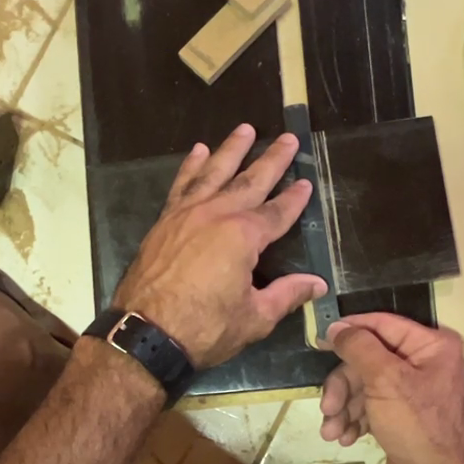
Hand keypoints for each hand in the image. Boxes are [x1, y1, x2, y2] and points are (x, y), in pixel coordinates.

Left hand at [114, 124, 327, 367]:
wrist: (145, 335)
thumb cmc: (205, 328)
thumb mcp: (255, 318)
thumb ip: (286, 295)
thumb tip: (318, 283)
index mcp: (243, 236)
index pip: (277, 213)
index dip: (295, 199)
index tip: (307, 183)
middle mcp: (216, 215)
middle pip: (250, 181)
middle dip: (272, 160)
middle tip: (288, 138)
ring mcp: (187, 214)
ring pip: (214, 173)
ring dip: (231, 150)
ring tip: (245, 129)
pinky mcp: (165, 221)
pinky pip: (181, 185)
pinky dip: (191, 167)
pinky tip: (198, 152)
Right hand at [319, 313, 463, 463]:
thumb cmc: (416, 425)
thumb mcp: (385, 380)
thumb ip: (358, 347)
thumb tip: (336, 327)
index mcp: (429, 345)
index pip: (381, 324)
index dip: (349, 330)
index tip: (318, 338)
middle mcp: (421, 362)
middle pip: (366, 359)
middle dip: (343, 385)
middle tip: (328, 407)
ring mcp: (409, 391)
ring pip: (362, 385)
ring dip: (343, 407)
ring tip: (332, 431)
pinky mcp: (398, 415)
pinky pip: (368, 406)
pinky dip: (353, 419)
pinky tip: (345, 438)